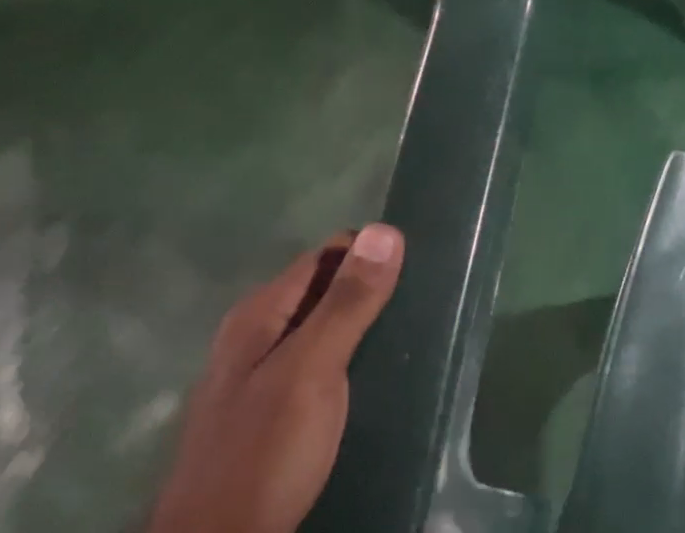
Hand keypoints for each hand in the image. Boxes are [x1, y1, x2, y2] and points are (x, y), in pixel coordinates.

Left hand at [147, 225, 405, 532]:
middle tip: (427, 299)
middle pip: (327, 288)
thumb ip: (346, 304)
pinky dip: (356, 353)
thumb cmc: (263, 454)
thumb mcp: (311, 371)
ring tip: (416, 328)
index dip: (373, 254)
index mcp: (259, 316)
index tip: (422, 264)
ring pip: (328, 324)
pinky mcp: (279, 406)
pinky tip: (381, 369)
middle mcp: (257, 334)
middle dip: (372, 286)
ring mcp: (264, 372)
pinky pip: (327, 358)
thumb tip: (386, 229)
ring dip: (368, 321)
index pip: (328, 255)